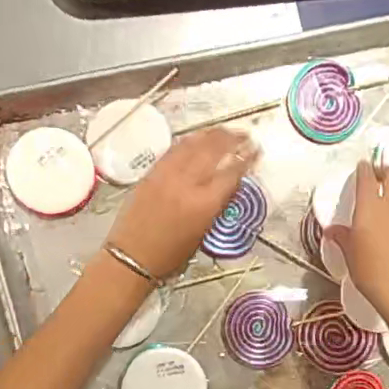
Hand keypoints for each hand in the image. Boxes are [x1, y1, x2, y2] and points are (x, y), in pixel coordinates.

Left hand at [108, 128, 258, 277]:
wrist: (131, 257)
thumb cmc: (169, 255)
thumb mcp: (202, 235)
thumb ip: (216, 207)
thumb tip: (228, 187)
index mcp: (204, 204)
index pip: (232, 172)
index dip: (247, 159)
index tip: (256, 151)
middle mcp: (187, 183)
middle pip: (214, 150)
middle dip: (232, 139)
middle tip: (244, 134)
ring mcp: (167, 175)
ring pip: (193, 144)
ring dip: (212, 135)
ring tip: (223, 131)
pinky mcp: (152, 173)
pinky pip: (174, 149)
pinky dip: (189, 141)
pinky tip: (197, 139)